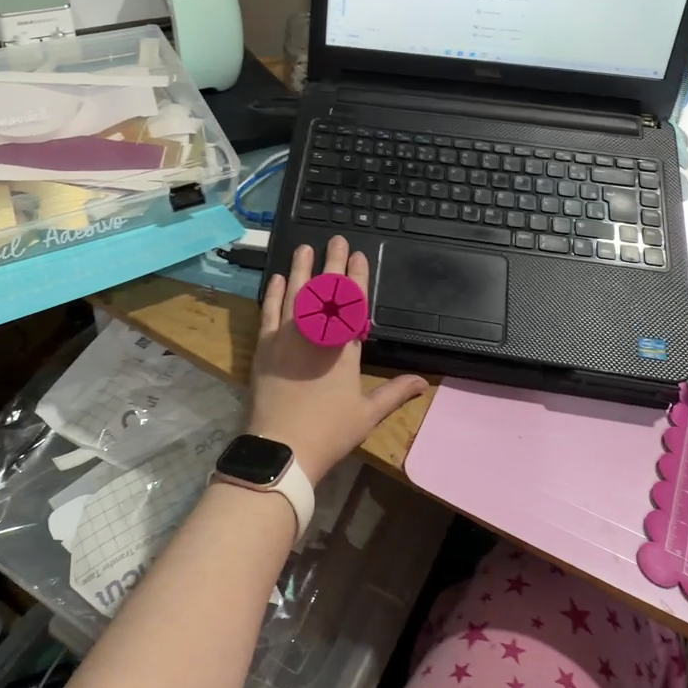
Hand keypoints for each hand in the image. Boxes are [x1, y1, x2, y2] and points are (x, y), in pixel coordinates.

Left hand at [251, 236, 428, 483]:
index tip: (358, 255)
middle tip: (336, 239)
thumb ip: (394, 393)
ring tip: (305, 248)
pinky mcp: (264, 346)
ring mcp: (287, 337)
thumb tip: (423, 382)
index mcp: (343, 348)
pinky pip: (269, 312)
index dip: (356, 277)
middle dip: (332, 262)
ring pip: (295, 293)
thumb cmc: (328, 431)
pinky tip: (276, 279)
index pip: (352, 303)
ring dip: (301, 269)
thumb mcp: (367, 414)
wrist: (281, 448)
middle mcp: (315, 334)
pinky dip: (272, 293)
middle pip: (325, 290)